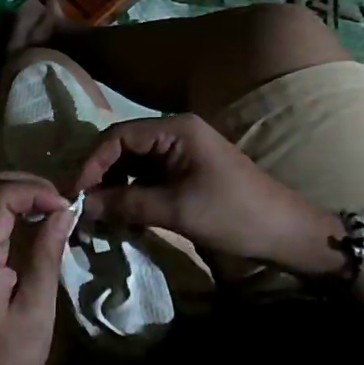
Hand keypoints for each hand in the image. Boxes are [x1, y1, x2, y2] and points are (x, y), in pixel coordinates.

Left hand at [0, 173, 75, 364]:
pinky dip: (14, 208)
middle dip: (29, 186)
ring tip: (55, 211)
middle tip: (63, 206)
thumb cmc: (9, 356)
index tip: (66, 208)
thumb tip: (64, 210)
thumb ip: (46, 254)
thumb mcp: (37, 308)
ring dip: (22, 194)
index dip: (34, 191)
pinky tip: (38, 221)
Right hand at [75, 114, 338, 277]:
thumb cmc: (234, 215)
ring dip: (111, 186)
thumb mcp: (177, 210)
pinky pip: (143, 176)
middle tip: (79, 202)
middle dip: (98, 174)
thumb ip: (126, 204)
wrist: (288, 235)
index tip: (75, 191)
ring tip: (95, 211)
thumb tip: (81, 206)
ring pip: (130, 163)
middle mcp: (173, 132)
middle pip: (121, 146)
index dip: (92, 162)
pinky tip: (118, 213)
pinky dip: (128, 193)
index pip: (117, 136)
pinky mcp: (182, 172)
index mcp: (174, 129)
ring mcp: (178, 152)